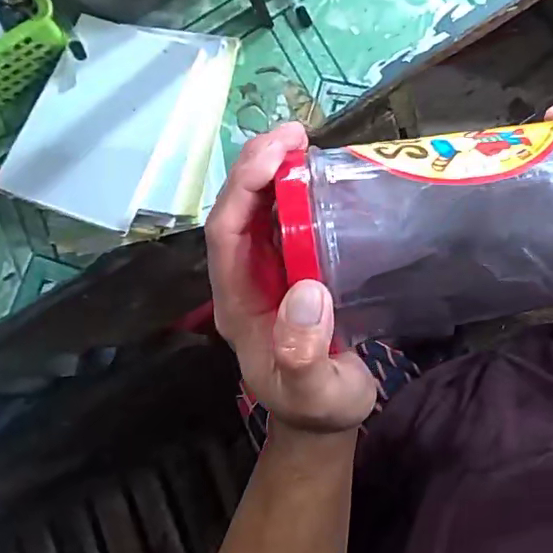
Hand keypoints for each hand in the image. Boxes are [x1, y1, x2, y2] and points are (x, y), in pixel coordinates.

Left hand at [204, 123, 377, 434]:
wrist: (326, 419)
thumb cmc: (318, 407)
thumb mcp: (315, 391)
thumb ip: (302, 355)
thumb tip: (309, 291)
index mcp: (240, 302)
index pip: (226, 234)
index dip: (244, 189)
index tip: (279, 153)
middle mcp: (249, 280)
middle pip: (239, 212)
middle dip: (258, 167)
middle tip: (297, 133)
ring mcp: (273, 275)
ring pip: (263, 213)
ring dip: (279, 173)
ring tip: (309, 143)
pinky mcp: (299, 273)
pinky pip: (292, 224)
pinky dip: (303, 194)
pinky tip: (326, 178)